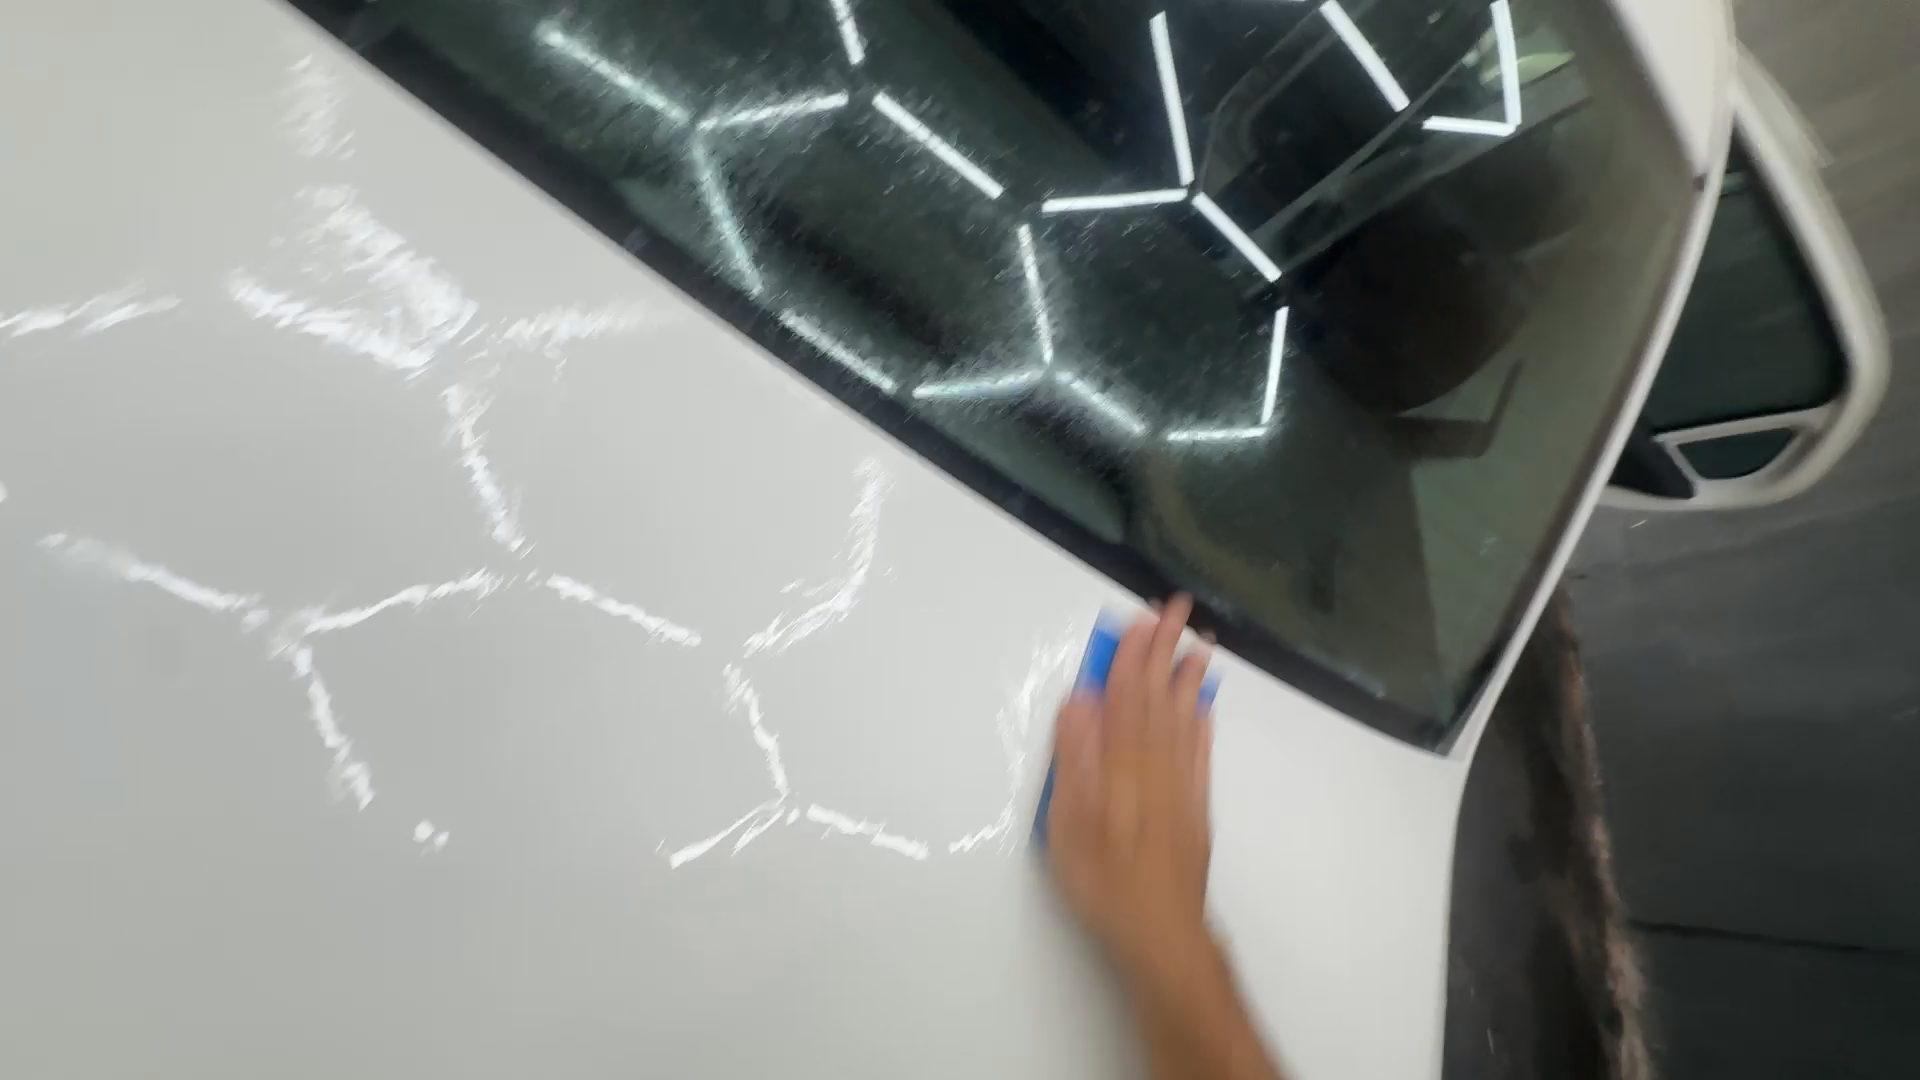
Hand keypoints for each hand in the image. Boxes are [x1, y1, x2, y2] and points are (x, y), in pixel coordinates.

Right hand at [1046, 594, 1214, 992]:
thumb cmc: (1104, 877)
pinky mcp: (1193, 804)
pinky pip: (1201, 749)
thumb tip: (1079, 699)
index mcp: (1123, 760)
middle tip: (1177, 608)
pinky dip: (1203, 720)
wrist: (1161, 934)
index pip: (1128, 693)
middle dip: (1166, 647)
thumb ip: (1075, 756)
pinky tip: (1204, 705)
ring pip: (1185, 715)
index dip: (1133, 652)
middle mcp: (1156, 761)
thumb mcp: (1069, 820)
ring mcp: (1180, 782)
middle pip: (1160, 693)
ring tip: (1199, 642)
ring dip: (1190, 675)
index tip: (1141, 616)